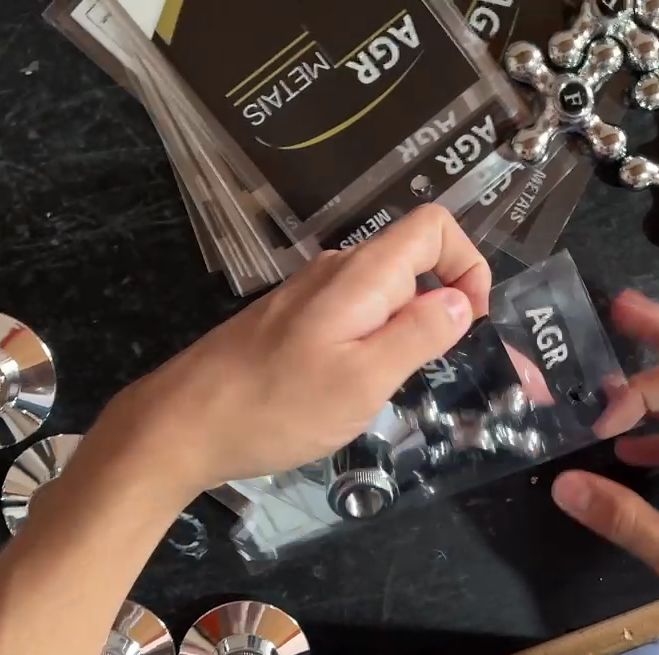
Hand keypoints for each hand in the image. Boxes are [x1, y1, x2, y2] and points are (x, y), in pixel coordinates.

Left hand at [97, 204, 492, 495]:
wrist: (186, 424)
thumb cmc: (279, 406)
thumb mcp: (364, 380)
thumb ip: (418, 335)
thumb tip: (462, 302)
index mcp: (361, 276)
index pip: (434, 227)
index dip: (469, 264)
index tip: (473, 323)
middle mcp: (339, 271)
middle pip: (415, 260)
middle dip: (450, 304)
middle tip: (452, 368)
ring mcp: (314, 295)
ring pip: (388, 292)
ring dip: (416, 328)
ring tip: (409, 383)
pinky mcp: (299, 320)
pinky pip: (360, 314)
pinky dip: (383, 339)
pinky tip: (369, 384)